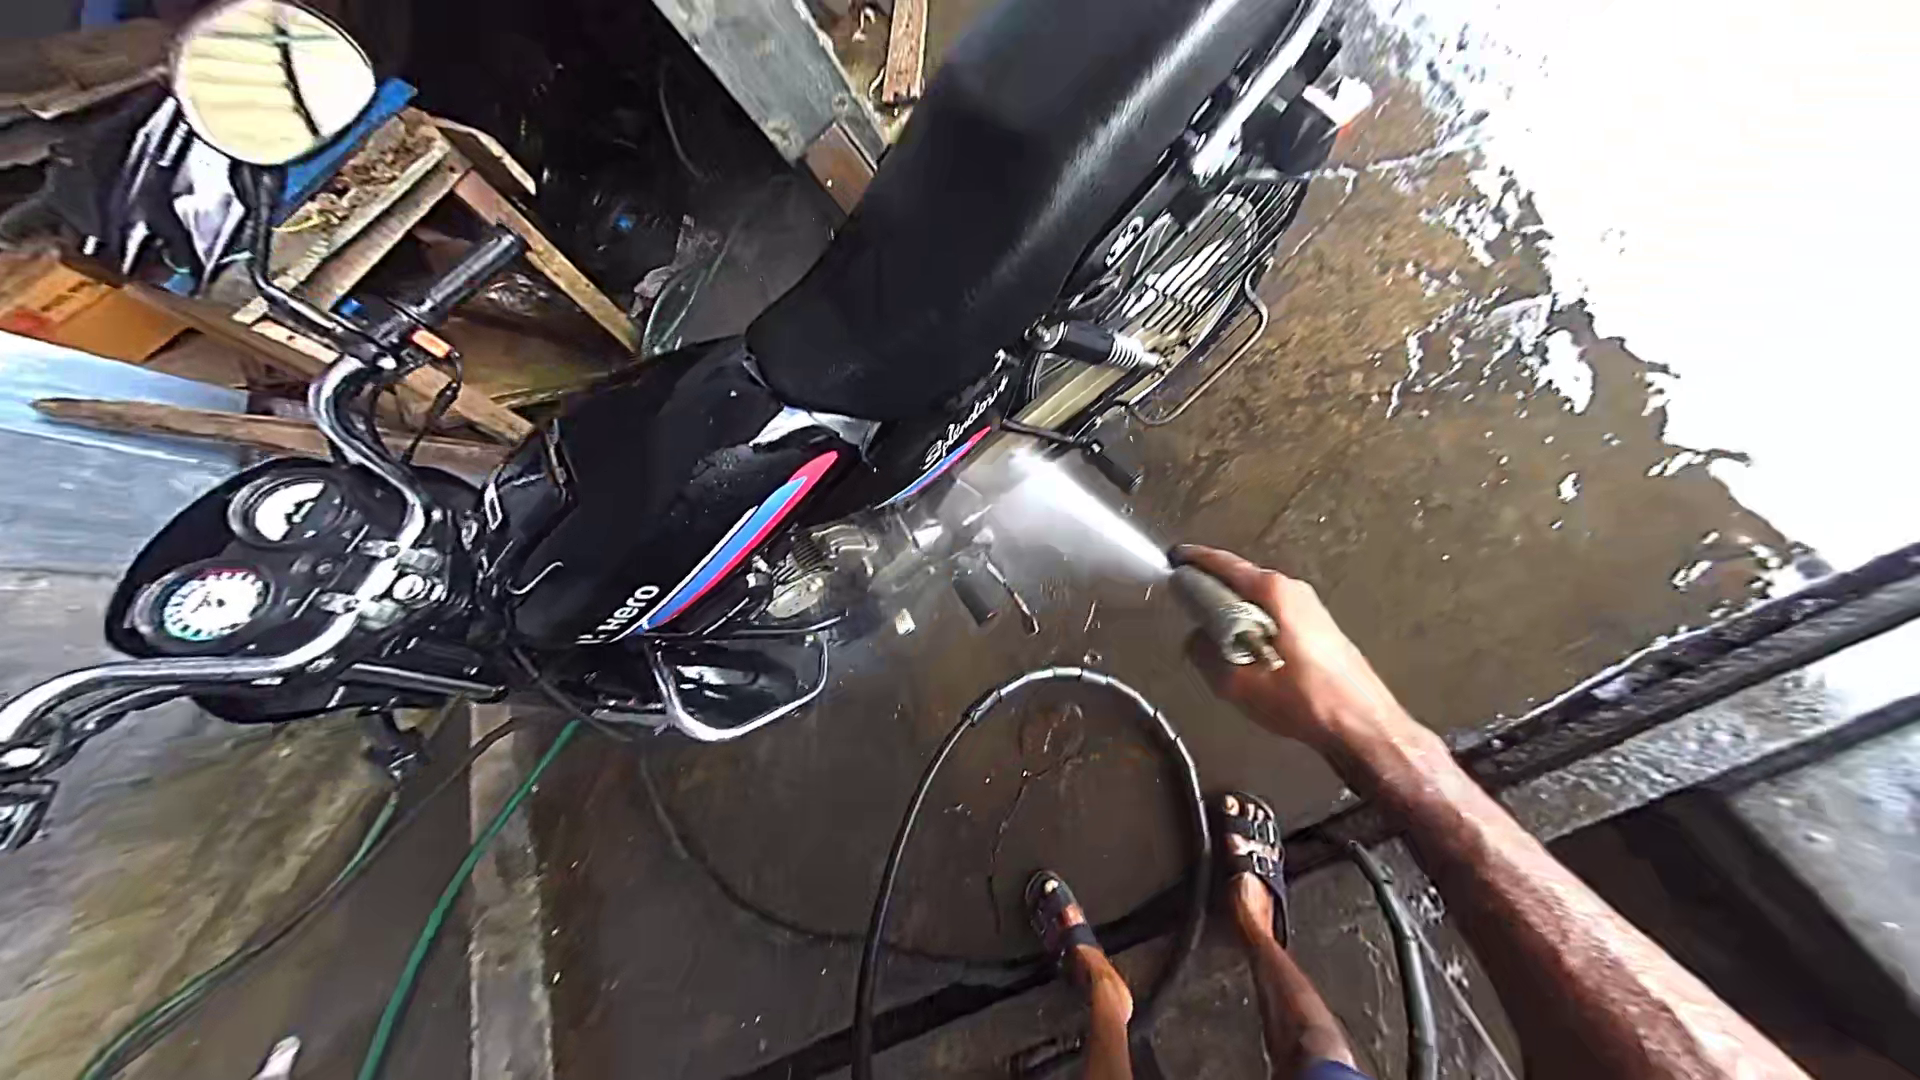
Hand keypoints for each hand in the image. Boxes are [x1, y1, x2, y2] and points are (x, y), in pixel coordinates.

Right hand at [1175, 545, 1411, 752]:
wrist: (1365, 727)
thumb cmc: (1304, 700)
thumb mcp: (1238, 683)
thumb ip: (1205, 653)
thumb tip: (1194, 638)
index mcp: (1274, 592)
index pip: (1224, 563)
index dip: (1194, 559)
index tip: (1172, 558)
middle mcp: (1294, 590)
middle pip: (1240, 577)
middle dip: (1210, 584)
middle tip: (1182, 596)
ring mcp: (1310, 607)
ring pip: (1256, 597)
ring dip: (1230, 605)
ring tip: (1206, 624)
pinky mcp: (1318, 626)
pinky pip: (1271, 612)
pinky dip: (1250, 618)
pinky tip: (1240, 644)